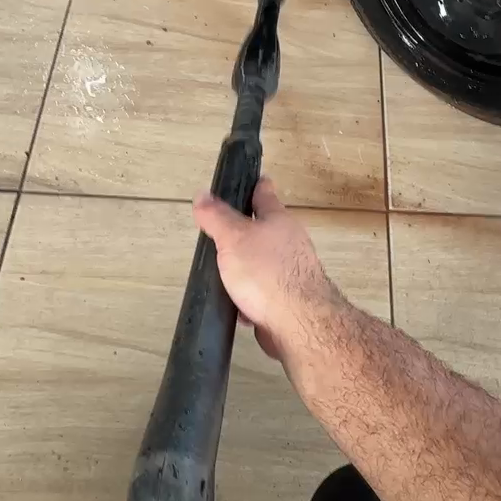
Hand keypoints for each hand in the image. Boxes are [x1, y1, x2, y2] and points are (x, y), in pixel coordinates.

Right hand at [192, 177, 346, 366]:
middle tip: (223, 231)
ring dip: (246, 268)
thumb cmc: (266, 272)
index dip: (257, 185)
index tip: (255, 178)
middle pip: (266, 230)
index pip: (265, 195)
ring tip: (222, 273)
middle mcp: (289, 242)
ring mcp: (291, 271)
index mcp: (278, 220)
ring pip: (263, 263)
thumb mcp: (233, 238)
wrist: (297, 321)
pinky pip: (262, 292)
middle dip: (247, 230)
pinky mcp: (287, 299)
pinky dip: (249, 297)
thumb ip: (217, 217)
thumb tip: (202, 194)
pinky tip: (236, 307)